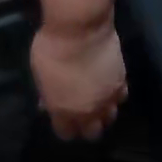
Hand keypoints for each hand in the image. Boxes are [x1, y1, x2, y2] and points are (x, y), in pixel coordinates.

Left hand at [30, 18, 126, 140]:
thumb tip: (47, 103)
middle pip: (93, 132)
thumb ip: (47, 93)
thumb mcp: (39, 73)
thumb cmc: (52, 47)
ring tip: (98, 103)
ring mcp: (108, 97)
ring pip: (110, 117)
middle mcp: (88, 110)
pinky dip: (116, 96)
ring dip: (104, 113)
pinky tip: (109, 87)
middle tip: (82, 114)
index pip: (66, 133)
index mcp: (63, 110)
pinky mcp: (122, 81)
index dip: (64, 127)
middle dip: (87, 127)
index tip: (62, 119)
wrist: (80, 28)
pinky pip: (121, 97)